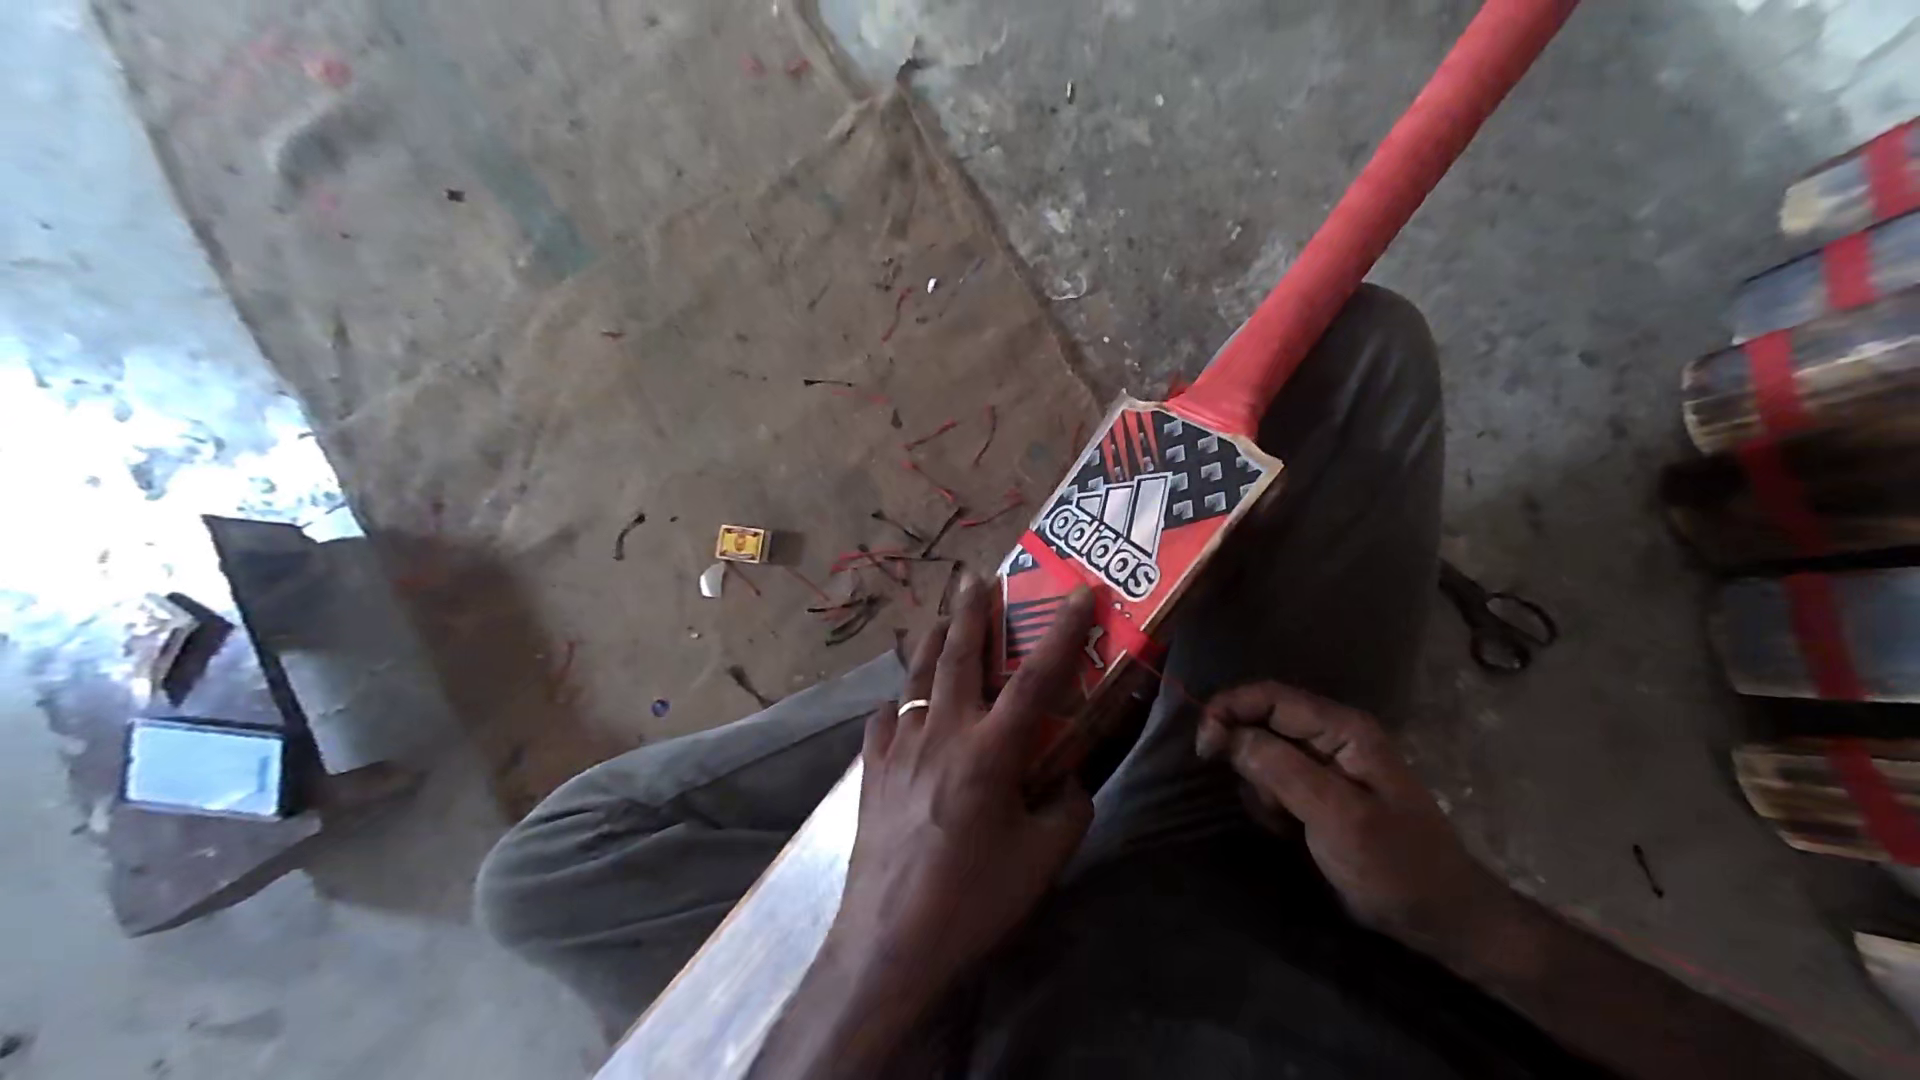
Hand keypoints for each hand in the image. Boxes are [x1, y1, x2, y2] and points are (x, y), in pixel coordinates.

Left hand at [828, 575, 1097, 994]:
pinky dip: (900, 702)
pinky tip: (904, 705)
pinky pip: (886, 718)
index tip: (1080, 592)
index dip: (1063, 633)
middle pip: (960, 656)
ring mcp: (899, 746)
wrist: (890, 940)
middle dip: (972, 611)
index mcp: (989, 752)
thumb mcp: (1041, 860)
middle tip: (977, 577)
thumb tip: (1068, 782)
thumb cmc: (973, 899)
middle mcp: (941, 733)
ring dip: (934, 641)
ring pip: (917, 676)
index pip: (1037, 679)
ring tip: (942, 617)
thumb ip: (1066, 809)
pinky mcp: (871, 768)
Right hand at [1196, 682, 1516, 953]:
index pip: (1268, 695)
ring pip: (1259, 751)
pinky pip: (1269, 779)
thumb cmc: (1397, 866)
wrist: (1441, 920)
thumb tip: (1226, 735)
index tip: (1204, 748)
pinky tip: (1285, 827)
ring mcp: (1323, 763)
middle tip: (1256, 799)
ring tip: (1281, 821)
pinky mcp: (1315, 790)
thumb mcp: (1339, 817)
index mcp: (1343, 728)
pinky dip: (1265, 801)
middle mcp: (1330, 736)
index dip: (1228, 710)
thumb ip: (1282, 769)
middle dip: (1243, 754)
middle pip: (1260, 720)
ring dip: (1255, 784)